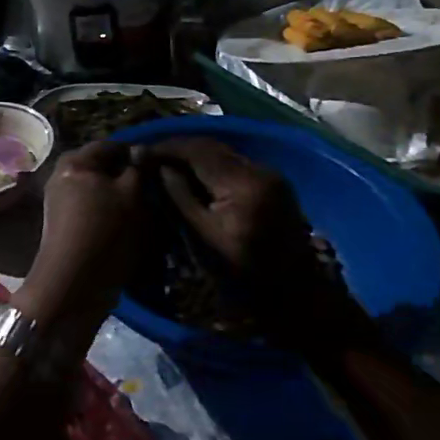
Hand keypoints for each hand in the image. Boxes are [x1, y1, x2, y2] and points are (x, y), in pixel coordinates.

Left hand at [19, 143, 144, 330]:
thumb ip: (137, 169)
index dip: (135, 152)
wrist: (72, 284)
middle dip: (126, 177)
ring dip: (119, 198)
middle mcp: (61, 175)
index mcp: (74, 161)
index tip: (158, 165)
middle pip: (101, 168)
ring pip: (98, 190)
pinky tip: (127, 227)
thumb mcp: (130, 196)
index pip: (110, 145)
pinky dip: (108, 213)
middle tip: (153, 190)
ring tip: (145, 211)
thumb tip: (140, 149)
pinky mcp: (64, 224)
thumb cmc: (103, 231)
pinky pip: (91, 209)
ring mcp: (60, 201)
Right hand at [149, 137, 372, 349]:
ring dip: (194, 153)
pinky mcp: (273, 181)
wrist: (298, 293)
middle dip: (178, 147)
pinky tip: (194, 173)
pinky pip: (235, 163)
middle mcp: (259, 170)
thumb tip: (158, 166)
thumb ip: (179, 197)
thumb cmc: (246, 274)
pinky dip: (211, 164)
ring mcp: (269, 174)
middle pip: (211, 146)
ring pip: (223, 152)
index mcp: (242, 185)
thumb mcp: (205, 237)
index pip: (197, 151)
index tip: (140, 152)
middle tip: (150, 154)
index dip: (166, 148)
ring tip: (166, 161)